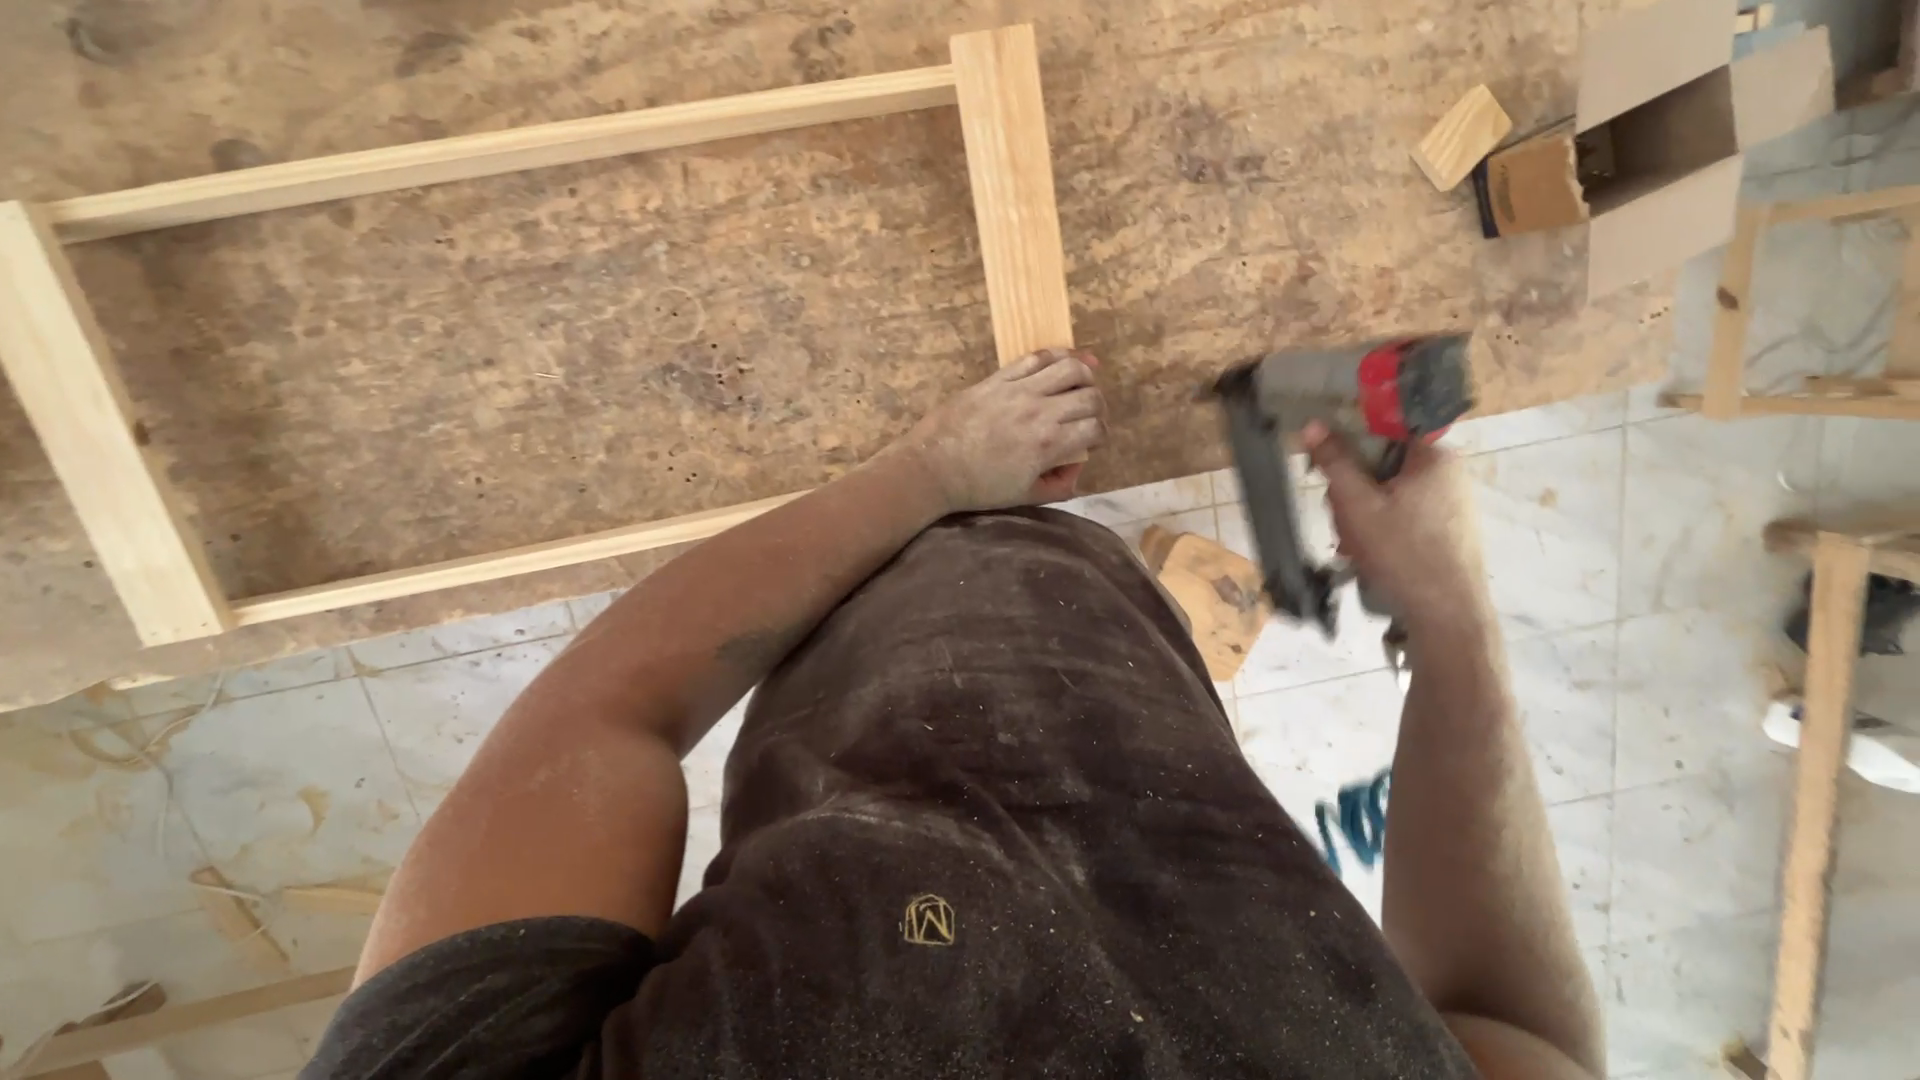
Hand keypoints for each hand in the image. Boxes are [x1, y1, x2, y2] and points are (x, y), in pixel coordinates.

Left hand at [897, 348, 1105, 512]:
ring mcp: (1018, 390)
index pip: (1095, 428)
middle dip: (1097, 407)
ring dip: (1084, 375)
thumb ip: (1058, 486)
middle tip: (1087, 415)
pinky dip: (1056, 355)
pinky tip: (1062, 362)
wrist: (933, 468)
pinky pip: (1035, 357)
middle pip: (1090, 396)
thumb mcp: (1024, 496)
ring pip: (1069, 368)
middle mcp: (1040, 412)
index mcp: (1048, 445)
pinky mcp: (999, 378)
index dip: (1100, 435)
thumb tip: (1076, 468)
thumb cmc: (978, 488)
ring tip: (1081, 384)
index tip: (1092, 440)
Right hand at [1303, 421, 1490, 630]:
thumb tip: (1313, 423)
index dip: (1349, 445)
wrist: (1446, 613)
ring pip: (1388, 495)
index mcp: (1434, 457)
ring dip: (1362, 516)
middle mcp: (1449, 474)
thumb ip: (1334, 462)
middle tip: (1343, 521)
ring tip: (1354, 546)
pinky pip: (1403, 517)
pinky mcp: (1448, 531)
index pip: (1383, 431)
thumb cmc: (1402, 551)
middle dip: (1353, 492)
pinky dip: (1380, 531)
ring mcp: (1452, 504)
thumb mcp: (1357, 504)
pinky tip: (1369, 555)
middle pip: (1382, 466)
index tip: (1328, 469)